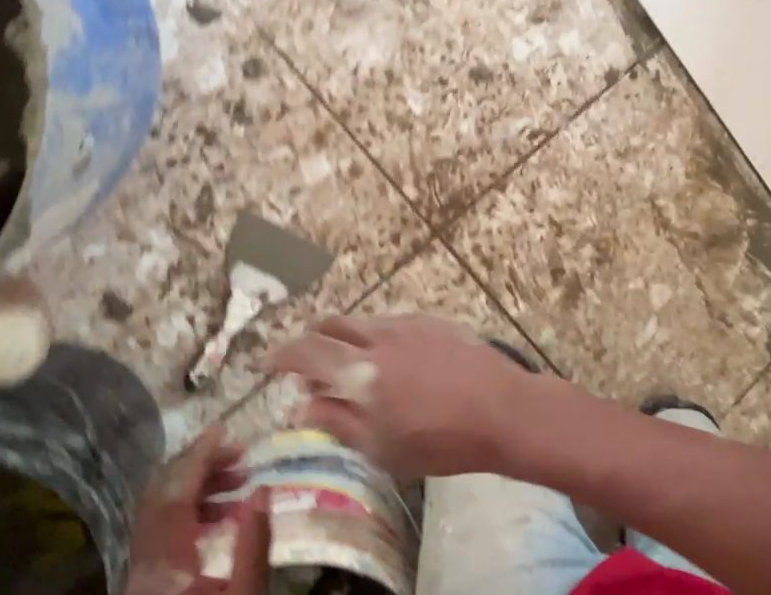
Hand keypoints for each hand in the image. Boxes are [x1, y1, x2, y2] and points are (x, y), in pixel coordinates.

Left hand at [125, 429, 269, 594]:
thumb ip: (253, 544)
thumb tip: (262, 489)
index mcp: (168, 561)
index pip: (177, 492)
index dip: (199, 456)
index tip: (224, 430)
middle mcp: (145, 561)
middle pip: (160, 497)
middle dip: (198, 468)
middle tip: (240, 456)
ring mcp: (141, 574)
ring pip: (157, 514)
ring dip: (195, 490)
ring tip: (239, 485)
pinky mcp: (146, 584)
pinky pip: (159, 533)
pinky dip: (188, 513)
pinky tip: (220, 519)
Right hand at [263, 314, 533, 479]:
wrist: (504, 410)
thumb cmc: (440, 441)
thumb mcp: (381, 448)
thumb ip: (338, 422)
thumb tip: (305, 403)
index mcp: (361, 372)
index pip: (307, 351)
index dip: (282, 354)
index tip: (267, 363)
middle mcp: (382, 338)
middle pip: (334, 323)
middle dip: (312, 339)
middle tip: (309, 366)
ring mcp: (412, 325)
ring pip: (365, 322)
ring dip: (348, 339)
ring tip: (354, 370)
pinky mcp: (437, 322)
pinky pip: (395, 323)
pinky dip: (379, 337)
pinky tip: (394, 363)